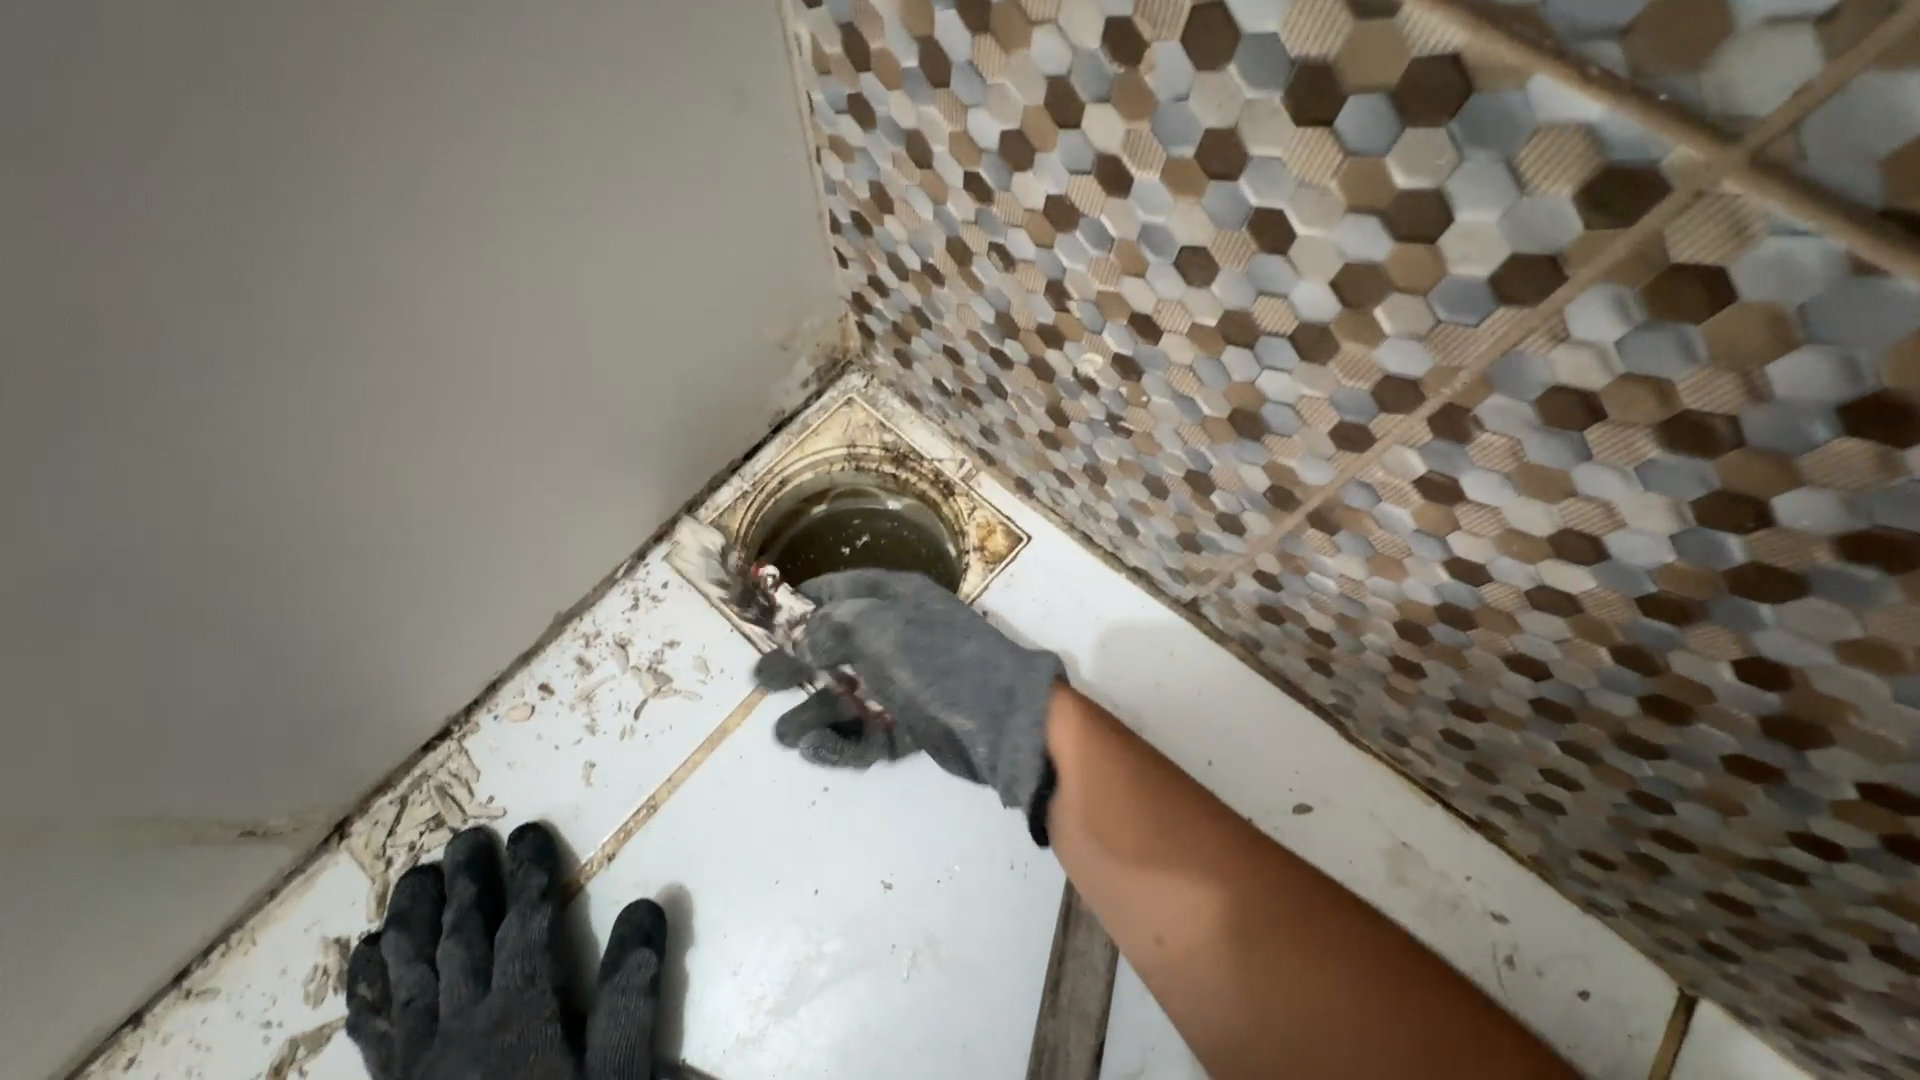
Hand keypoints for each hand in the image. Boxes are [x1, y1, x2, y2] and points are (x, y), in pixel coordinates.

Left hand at [344, 823, 665, 1079]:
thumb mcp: (620, 1079)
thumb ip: (630, 996)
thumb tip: (645, 908)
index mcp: (520, 1018)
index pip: (525, 926)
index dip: (529, 875)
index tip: (528, 832)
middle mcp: (462, 1029)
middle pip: (461, 938)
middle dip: (466, 883)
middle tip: (467, 838)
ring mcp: (420, 1063)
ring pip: (410, 973)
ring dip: (412, 919)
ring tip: (413, 877)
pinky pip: (374, 1028)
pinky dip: (370, 985)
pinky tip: (367, 958)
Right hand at [753, 569, 1061, 816]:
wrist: (1003, 719)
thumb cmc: (937, 661)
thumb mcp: (877, 628)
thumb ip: (831, 627)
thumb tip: (801, 638)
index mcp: (894, 598)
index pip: (839, 591)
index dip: (801, 605)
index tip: (767, 623)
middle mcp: (898, 635)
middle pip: (836, 647)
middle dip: (799, 665)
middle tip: (762, 683)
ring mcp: (908, 680)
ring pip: (851, 694)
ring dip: (815, 712)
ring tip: (784, 735)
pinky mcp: (915, 722)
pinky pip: (871, 729)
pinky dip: (844, 740)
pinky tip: (817, 748)